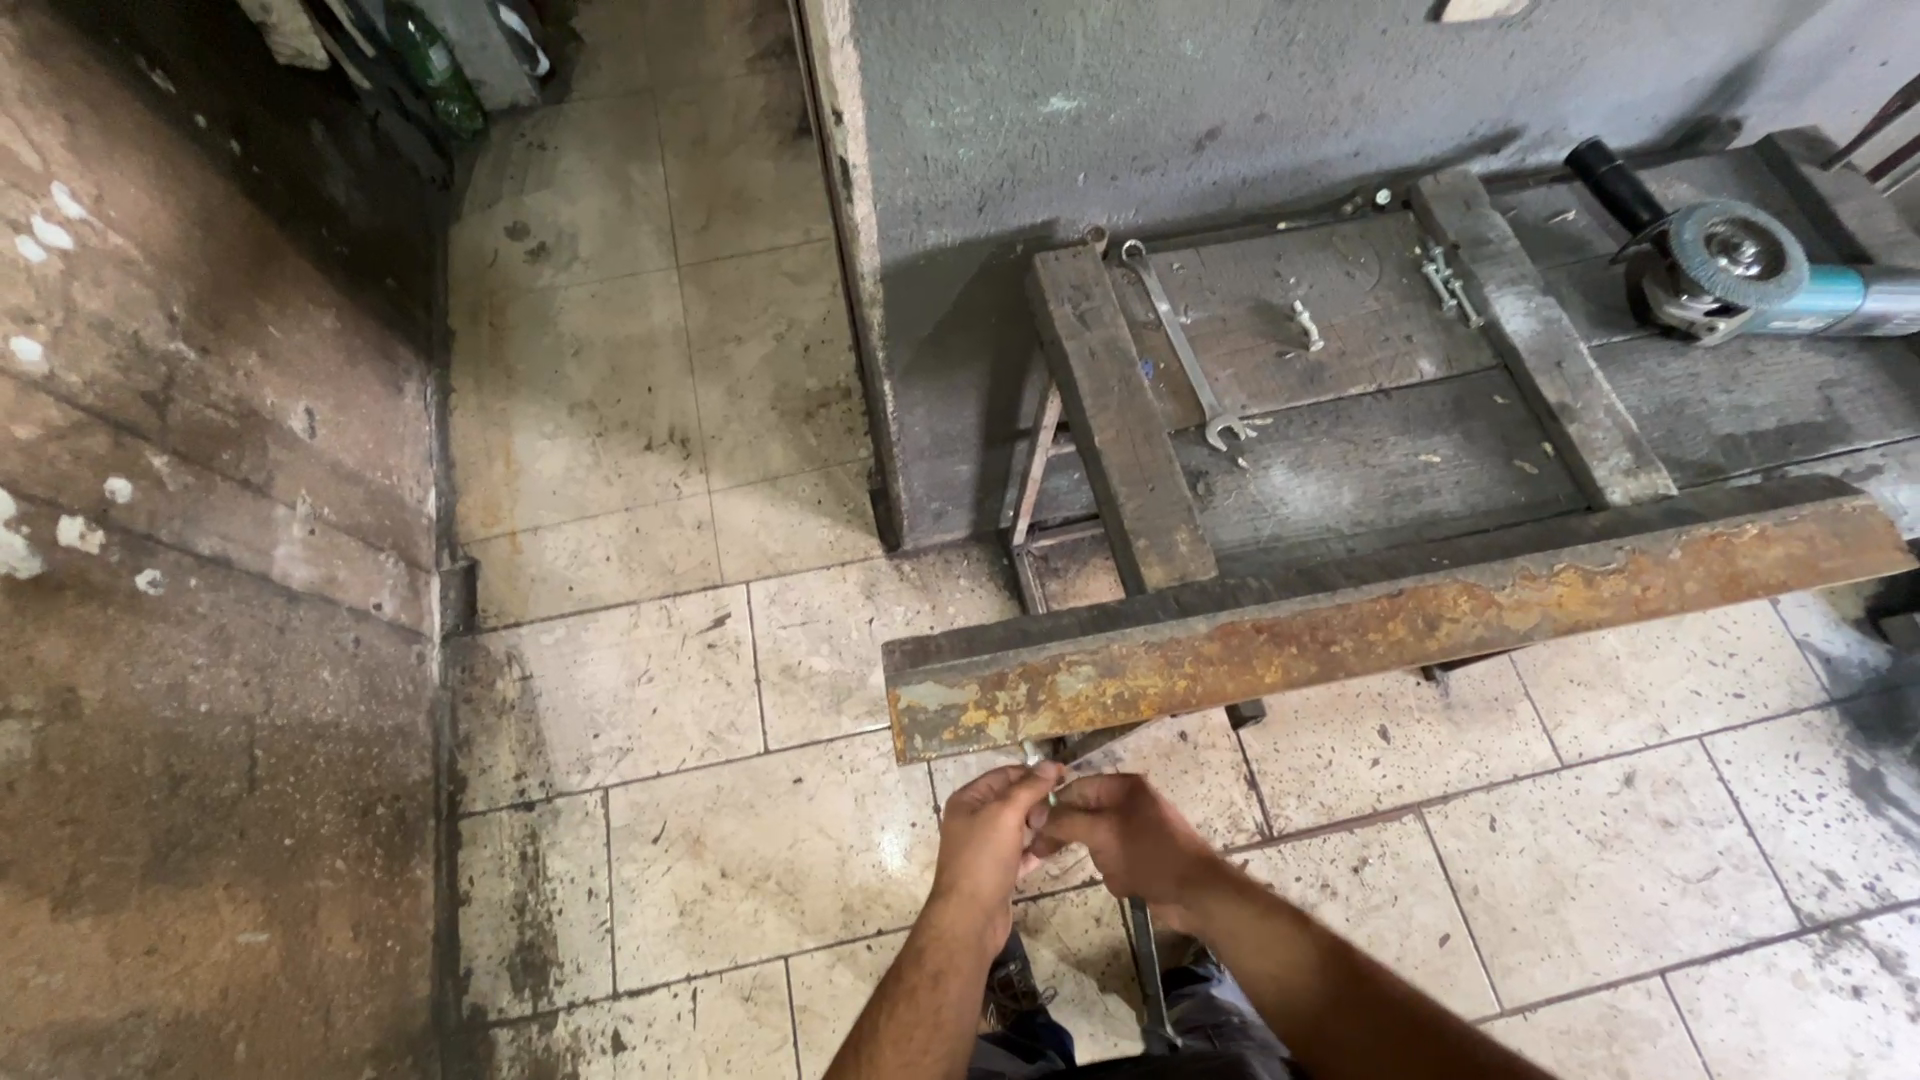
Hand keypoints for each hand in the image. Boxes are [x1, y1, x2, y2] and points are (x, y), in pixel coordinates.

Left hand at [927, 762, 1067, 950]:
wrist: (970, 919)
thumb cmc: (983, 859)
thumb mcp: (1005, 814)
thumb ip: (1028, 788)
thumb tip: (1048, 764)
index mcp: (968, 800)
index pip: (1004, 775)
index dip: (1032, 772)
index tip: (1063, 774)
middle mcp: (974, 820)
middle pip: (1011, 800)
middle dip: (1036, 800)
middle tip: (1062, 804)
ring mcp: (985, 847)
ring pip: (1017, 826)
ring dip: (1039, 823)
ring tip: (1063, 823)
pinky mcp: (997, 871)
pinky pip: (1020, 852)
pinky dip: (1036, 848)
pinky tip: (1054, 846)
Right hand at [1033, 773, 1228, 920]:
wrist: (1197, 893)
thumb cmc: (1150, 853)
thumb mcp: (1103, 833)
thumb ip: (1066, 822)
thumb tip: (1036, 815)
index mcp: (1124, 787)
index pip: (1077, 788)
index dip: (1053, 807)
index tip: (1031, 827)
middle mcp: (1129, 804)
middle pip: (1085, 817)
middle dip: (1081, 840)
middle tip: (1046, 853)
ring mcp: (1136, 832)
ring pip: (1097, 844)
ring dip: (1103, 861)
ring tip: (1119, 871)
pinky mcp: (1142, 857)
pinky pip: (1114, 862)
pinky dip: (1117, 874)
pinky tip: (1131, 883)